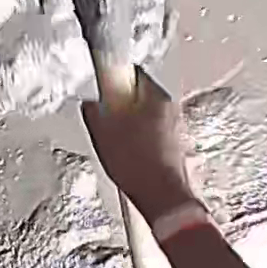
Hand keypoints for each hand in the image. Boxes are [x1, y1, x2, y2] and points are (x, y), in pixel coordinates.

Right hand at [80, 68, 200, 215]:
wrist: (162, 197)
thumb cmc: (137, 163)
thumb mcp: (101, 131)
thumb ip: (93, 109)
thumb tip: (90, 102)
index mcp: (155, 96)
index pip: (132, 70)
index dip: (112, 76)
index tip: (101, 85)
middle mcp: (170, 107)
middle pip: (139, 91)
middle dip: (119, 100)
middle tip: (103, 113)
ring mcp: (175, 125)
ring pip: (145, 111)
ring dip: (129, 117)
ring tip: (114, 136)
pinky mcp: (174, 142)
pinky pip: (151, 128)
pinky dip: (138, 134)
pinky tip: (127, 150)